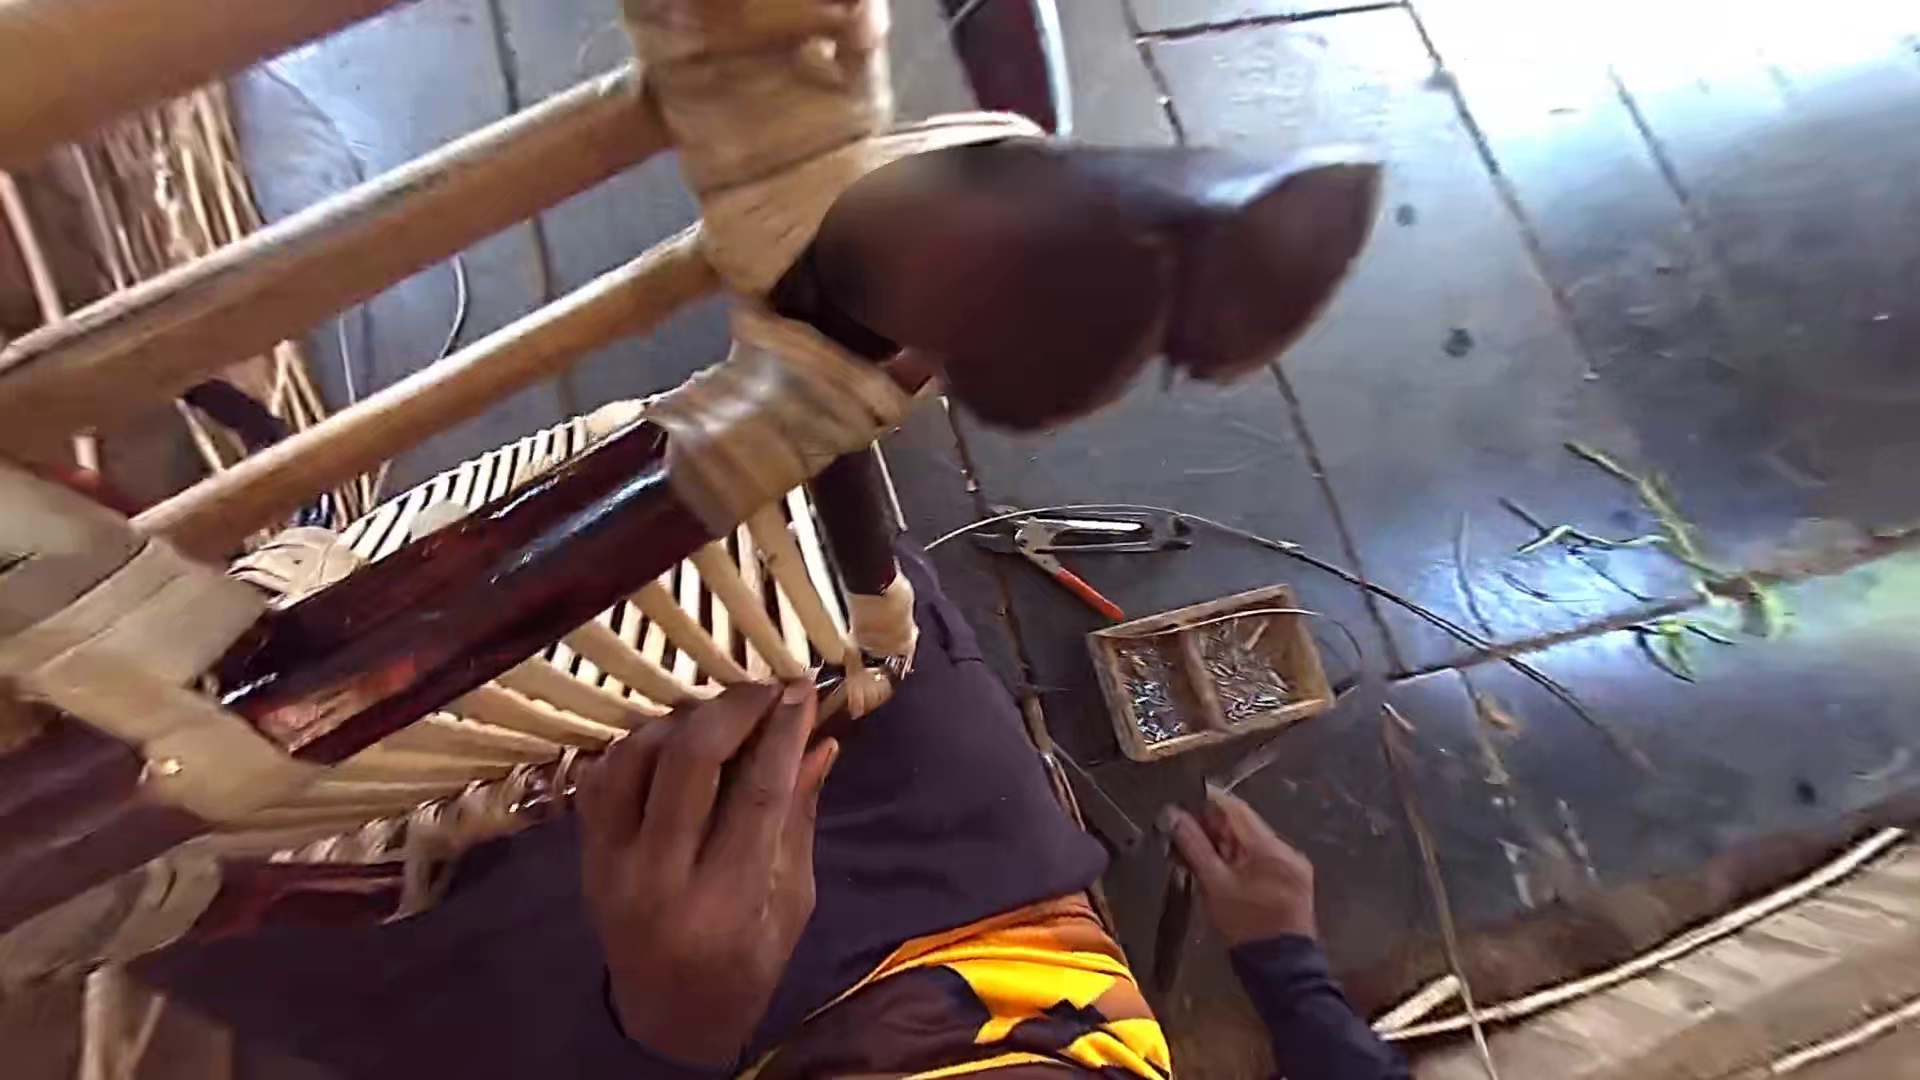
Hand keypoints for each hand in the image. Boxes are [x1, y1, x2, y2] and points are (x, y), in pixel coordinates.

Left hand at [578, 682, 836, 1065]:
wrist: (668, 1017)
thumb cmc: (748, 960)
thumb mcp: (794, 898)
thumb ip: (801, 815)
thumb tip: (822, 743)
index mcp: (724, 903)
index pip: (758, 792)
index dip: (784, 732)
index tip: (803, 691)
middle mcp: (657, 880)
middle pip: (689, 763)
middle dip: (734, 709)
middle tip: (768, 690)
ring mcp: (608, 865)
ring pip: (637, 757)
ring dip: (686, 718)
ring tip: (725, 711)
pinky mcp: (585, 854)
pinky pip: (603, 774)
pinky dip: (641, 741)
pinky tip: (678, 734)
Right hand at [1164, 787, 1316, 945]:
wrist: (1282, 973)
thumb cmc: (1246, 925)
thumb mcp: (1214, 883)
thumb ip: (1193, 844)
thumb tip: (1173, 813)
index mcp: (1271, 848)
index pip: (1236, 808)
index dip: (1208, 800)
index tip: (1184, 799)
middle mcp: (1286, 850)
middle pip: (1243, 824)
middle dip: (1213, 825)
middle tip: (1185, 830)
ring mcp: (1292, 866)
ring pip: (1249, 840)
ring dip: (1224, 841)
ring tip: (1198, 850)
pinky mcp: (1291, 880)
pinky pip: (1259, 855)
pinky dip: (1237, 856)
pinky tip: (1219, 866)